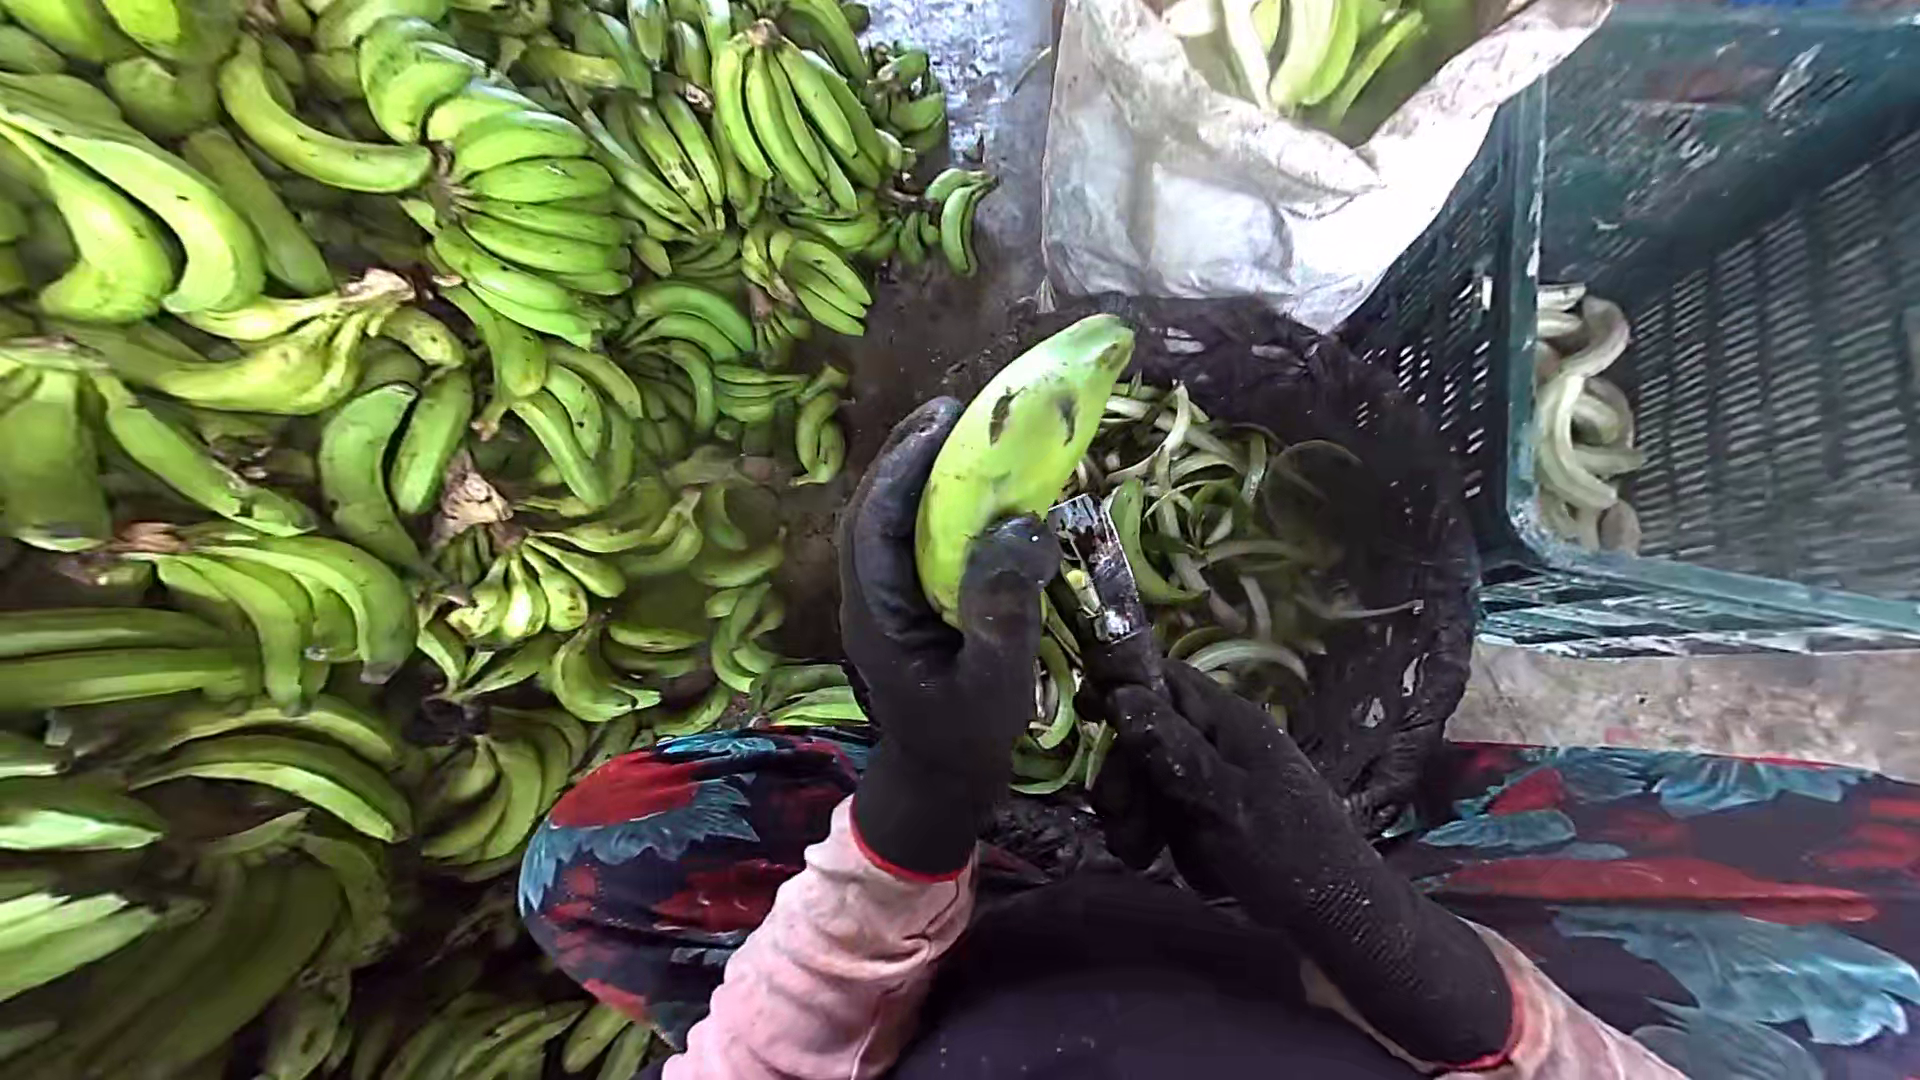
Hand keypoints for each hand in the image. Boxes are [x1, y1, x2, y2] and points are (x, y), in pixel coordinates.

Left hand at [837, 399, 1059, 877]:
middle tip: (951, 413)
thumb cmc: (966, 736)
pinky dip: (932, 504)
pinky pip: (909, 538)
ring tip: (957, 436)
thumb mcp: (996, 683)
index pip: (873, 526)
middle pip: (872, 511)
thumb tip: (1023, 526)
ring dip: (916, 474)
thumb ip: (1003, 612)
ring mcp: (881, 596)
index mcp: (877, 615)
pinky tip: (966, 491)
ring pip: (887, 520)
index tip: (942, 422)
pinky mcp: (901, 599)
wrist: (940, 775)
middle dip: (905, 457)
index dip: (902, 469)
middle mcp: (868, 596)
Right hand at [1083, 663, 1513, 1066]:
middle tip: (1116, 814)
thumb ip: (1170, 747)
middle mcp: (1217, 737)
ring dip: (1134, 809)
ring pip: (1150, 773)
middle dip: (1124, 774)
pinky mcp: (1212, 805)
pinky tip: (1159, 858)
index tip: (1087, 714)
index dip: (1121, 686)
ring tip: (1138, 851)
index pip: (1164, 677)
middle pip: (1146, 732)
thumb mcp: (1221, 799)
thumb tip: (1121, 695)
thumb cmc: (1284, 852)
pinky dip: (1155, 829)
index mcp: (1226, 719)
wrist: (1337, 921)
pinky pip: (1166, 804)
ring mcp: (1215, 773)